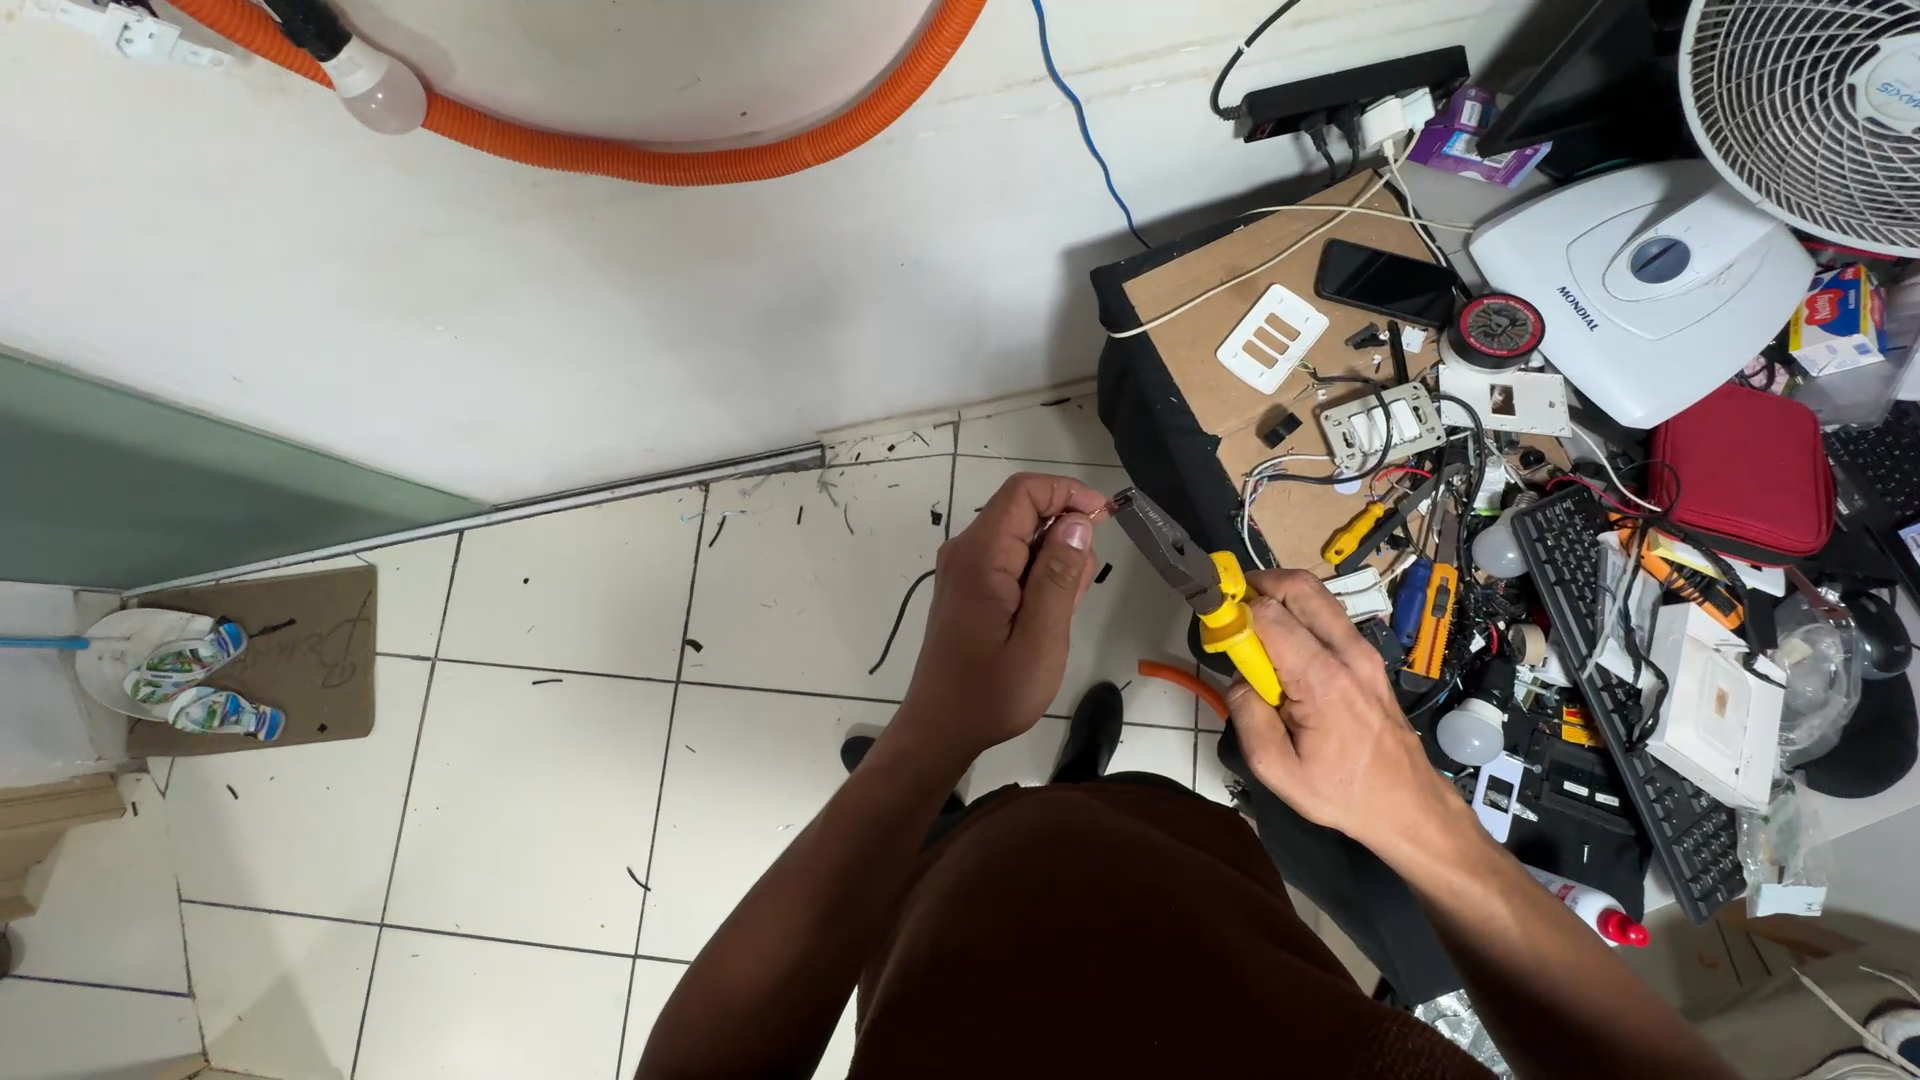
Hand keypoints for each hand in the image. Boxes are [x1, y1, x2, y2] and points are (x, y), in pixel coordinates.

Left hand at [895, 472, 1107, 758]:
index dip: (1068, 493)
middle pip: (1024, 511)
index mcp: (981, 555)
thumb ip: (1059, 575)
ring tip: (1058, 616)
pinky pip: (1009, 561)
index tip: (1106, 517)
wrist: (941, 727)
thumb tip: (1077, 522)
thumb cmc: (992, 692)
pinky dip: (1036, 578)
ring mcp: (962, 569)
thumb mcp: (1041, 639)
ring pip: (1020, 538)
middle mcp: (965, 551)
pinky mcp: (966, 587)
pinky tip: (1043, 619)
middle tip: (1077, 592)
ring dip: (1052, 563)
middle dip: (1064, 537)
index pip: (1025, 491)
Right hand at [1225, 569, 1462, 856]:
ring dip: (1278, 598)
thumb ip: (1246, 712)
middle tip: (1233, 614)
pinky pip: (1327, 616)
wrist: (1409, 806)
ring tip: (1255, 632)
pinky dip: (1298, 615)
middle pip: (1298, 585)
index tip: (1218, 633)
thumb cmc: (1342, 791)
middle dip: (1257, 586)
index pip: (1268, 613)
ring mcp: (1364, 651)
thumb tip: (1239, 675)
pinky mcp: (1368, 657)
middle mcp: (1347, 653)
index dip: (1234, 613)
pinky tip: (1284, 650)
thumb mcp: (1274, 767)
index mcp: (1322, 679)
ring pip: (1315, 594)